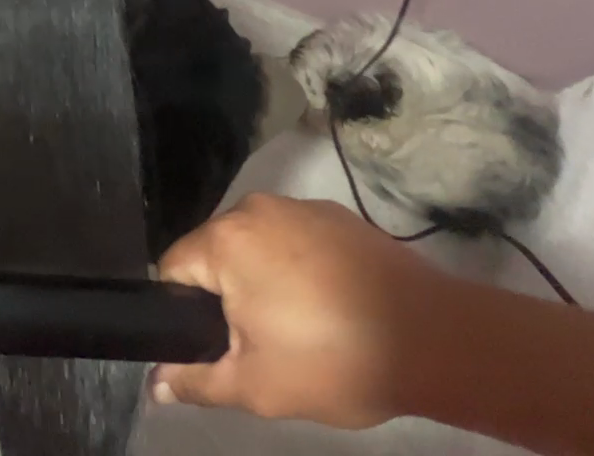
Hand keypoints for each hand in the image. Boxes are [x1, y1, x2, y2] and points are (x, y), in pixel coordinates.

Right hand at [153, 193, 452, 428]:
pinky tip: (331, 302)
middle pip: (214, 252)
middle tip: (261, 341)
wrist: (438, 340)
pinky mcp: (336, 214)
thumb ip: (197, 382)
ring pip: (256, 244)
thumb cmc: (334, 359)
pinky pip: (295, 238)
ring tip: (301, 322)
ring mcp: (298, 207)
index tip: (218, 343)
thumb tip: (155, 383)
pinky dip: (301, 265)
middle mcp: (253, 208)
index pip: (174, 269)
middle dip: (228, 293)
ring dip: (264, 276)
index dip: (185, 310)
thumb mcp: (257, 387)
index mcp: (224, 240)